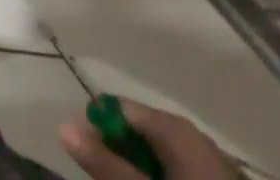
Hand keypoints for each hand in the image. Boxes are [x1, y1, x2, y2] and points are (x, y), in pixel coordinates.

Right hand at [59, 98, 238, 179]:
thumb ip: (105, 164)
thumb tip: (64, 126)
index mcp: (173, 129)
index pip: (115, 108)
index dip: (95, 131)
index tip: (88, 161)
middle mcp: (190, 135)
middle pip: (134, 131)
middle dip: (115, 155)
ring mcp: (206, 159)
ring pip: (152, 154)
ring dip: (135, 171)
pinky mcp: (215, 179)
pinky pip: (172, 170)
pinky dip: (156, 178)